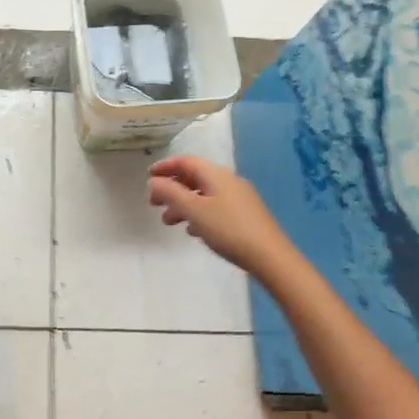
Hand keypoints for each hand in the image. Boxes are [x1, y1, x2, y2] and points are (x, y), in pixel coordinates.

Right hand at [147, 155, 294, 275]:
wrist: (270, 256)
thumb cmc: (228, 229)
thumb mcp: (194, 211)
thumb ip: (171, 193)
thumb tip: (154, 182)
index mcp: (215, 174)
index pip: (186, 161)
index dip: (165, 166)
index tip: (148, 177)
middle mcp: (228, 181)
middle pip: (194, 177)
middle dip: (172, 189)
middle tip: (154, 204)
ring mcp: (239, 198)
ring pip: (204, 194)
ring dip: (184, 204)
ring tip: (169, 222)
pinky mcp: (245, 215)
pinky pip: (215, 206)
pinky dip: (199, 213)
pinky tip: (194, 231)